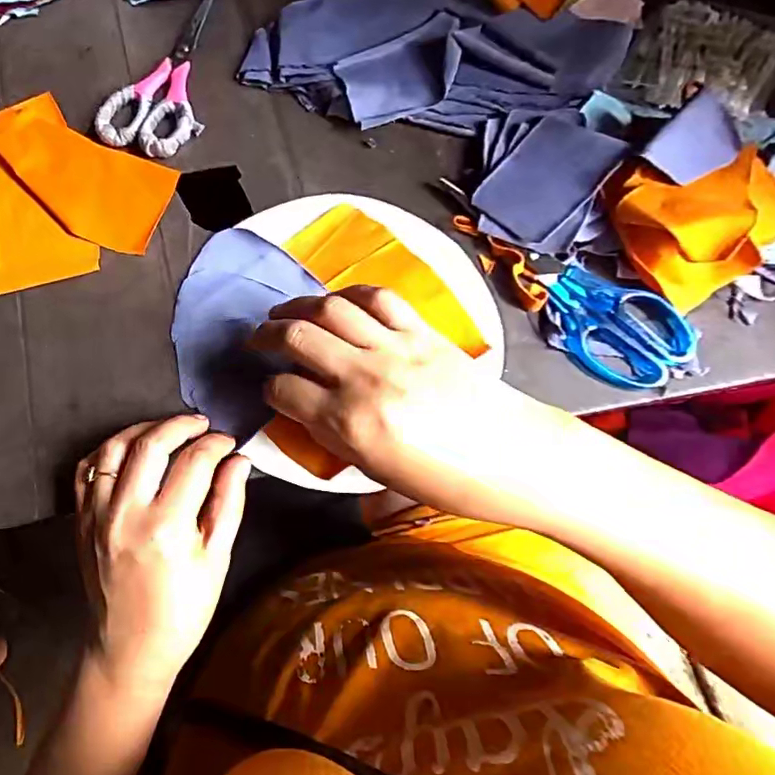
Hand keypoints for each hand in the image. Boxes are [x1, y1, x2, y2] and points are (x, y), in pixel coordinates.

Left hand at [73, 415, 248, 697]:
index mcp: (167, 528)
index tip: (229, 444)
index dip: (217, 445)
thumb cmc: (182, 611)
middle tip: (202, 425)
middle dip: (182, 425)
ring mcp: (97, 516)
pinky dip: (108, 450)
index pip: (194, 462)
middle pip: (151, 444)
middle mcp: (126, 515)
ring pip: (114, 448)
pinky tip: (130, 448)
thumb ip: (229, 503)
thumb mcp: (217, 560)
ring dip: (143, 429)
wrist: (130, 650)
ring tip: (168, 430)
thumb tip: (239, 460)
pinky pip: (87, 470)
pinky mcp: (81, 521)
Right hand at [248, 286, 563, 528]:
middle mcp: (365, 378)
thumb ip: (335, 438)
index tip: (270, 388)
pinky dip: (349, 294)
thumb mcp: (377, 472)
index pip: (285, 391)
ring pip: (331, 309)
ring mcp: (395, 349)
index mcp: (350, 423)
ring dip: (299, 305)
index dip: (268, 389)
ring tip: (285, 311)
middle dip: (266, 334)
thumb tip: (308, 413)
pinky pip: (377, 298)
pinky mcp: (422, 333)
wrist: (515, 458)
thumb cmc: (450, 480)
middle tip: (258, 338)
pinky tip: (337, 300)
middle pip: (298, 337)